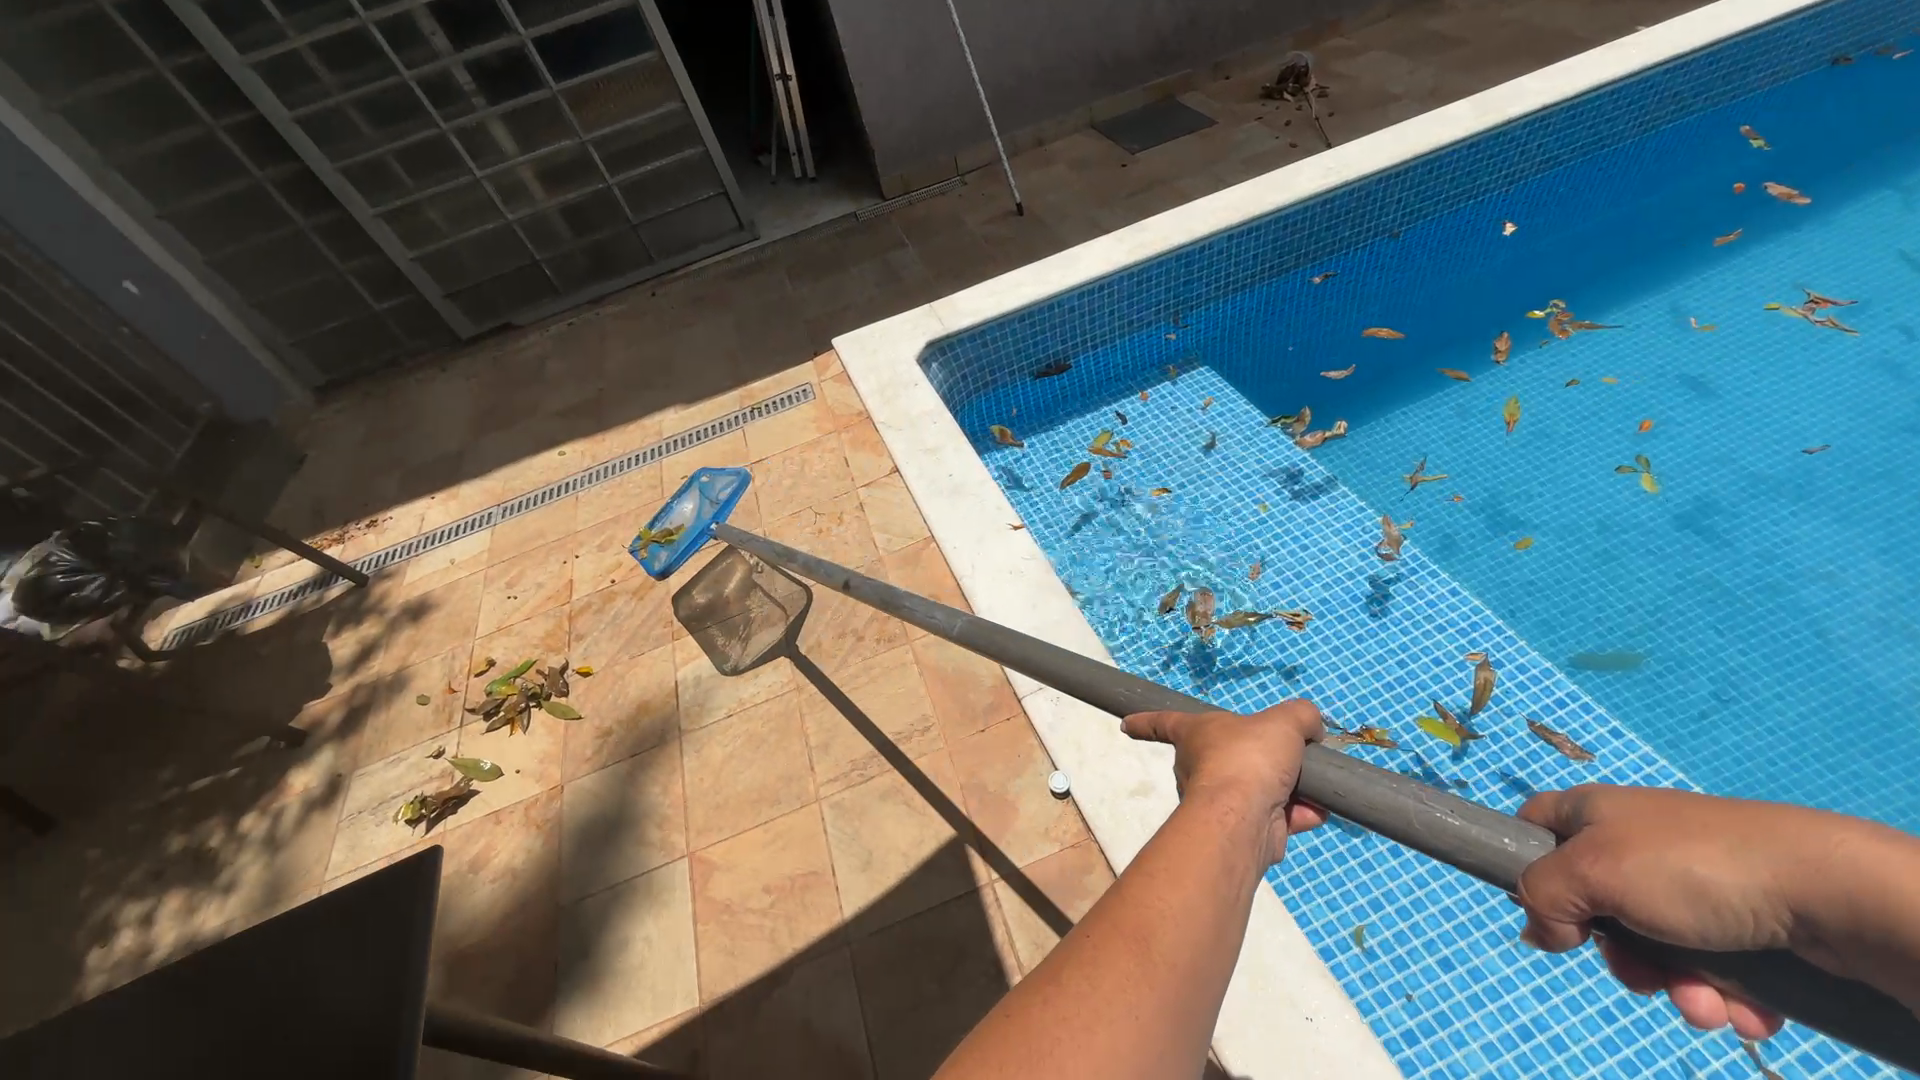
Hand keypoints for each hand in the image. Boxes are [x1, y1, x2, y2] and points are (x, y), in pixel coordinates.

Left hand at [1121, 700, 1326, 867]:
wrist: (1245, 816)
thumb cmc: (1249, 757)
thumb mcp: (1284, 721)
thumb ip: (1300, 716)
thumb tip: (1310, 730)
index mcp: (1193, 733)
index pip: (1162, 722)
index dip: (1145, 721)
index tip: (1124, 724)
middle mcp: (1197, 765)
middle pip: (1228, 759)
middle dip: (1261, 763)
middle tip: (1288, 760)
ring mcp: (1218, 800)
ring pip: (1258, 790)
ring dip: (1289, 791)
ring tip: (1306, 789)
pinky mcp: (1241, 829)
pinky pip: (1273, 816)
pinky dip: (1296, 815)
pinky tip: (1311, 812)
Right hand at [1515, 785, 1850, 1038]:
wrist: (1829, 891)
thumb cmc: (1687, 867)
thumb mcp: (1590, 873)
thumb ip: (1542, 895)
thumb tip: (1538, 927)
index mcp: (1595, 814)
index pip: (1536, 824)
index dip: (1525, 860)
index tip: (1542, 906)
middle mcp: (1639, 843)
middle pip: (1597, 903)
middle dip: (1619, 953)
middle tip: (1639, 973)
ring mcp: (1695, 882)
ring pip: (1657, 943)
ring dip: (1675, 985)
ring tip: (1705, 1006)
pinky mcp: (1748, 919)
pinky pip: (1714, 964)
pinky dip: (1721, 993)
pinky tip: (1741, 1008)